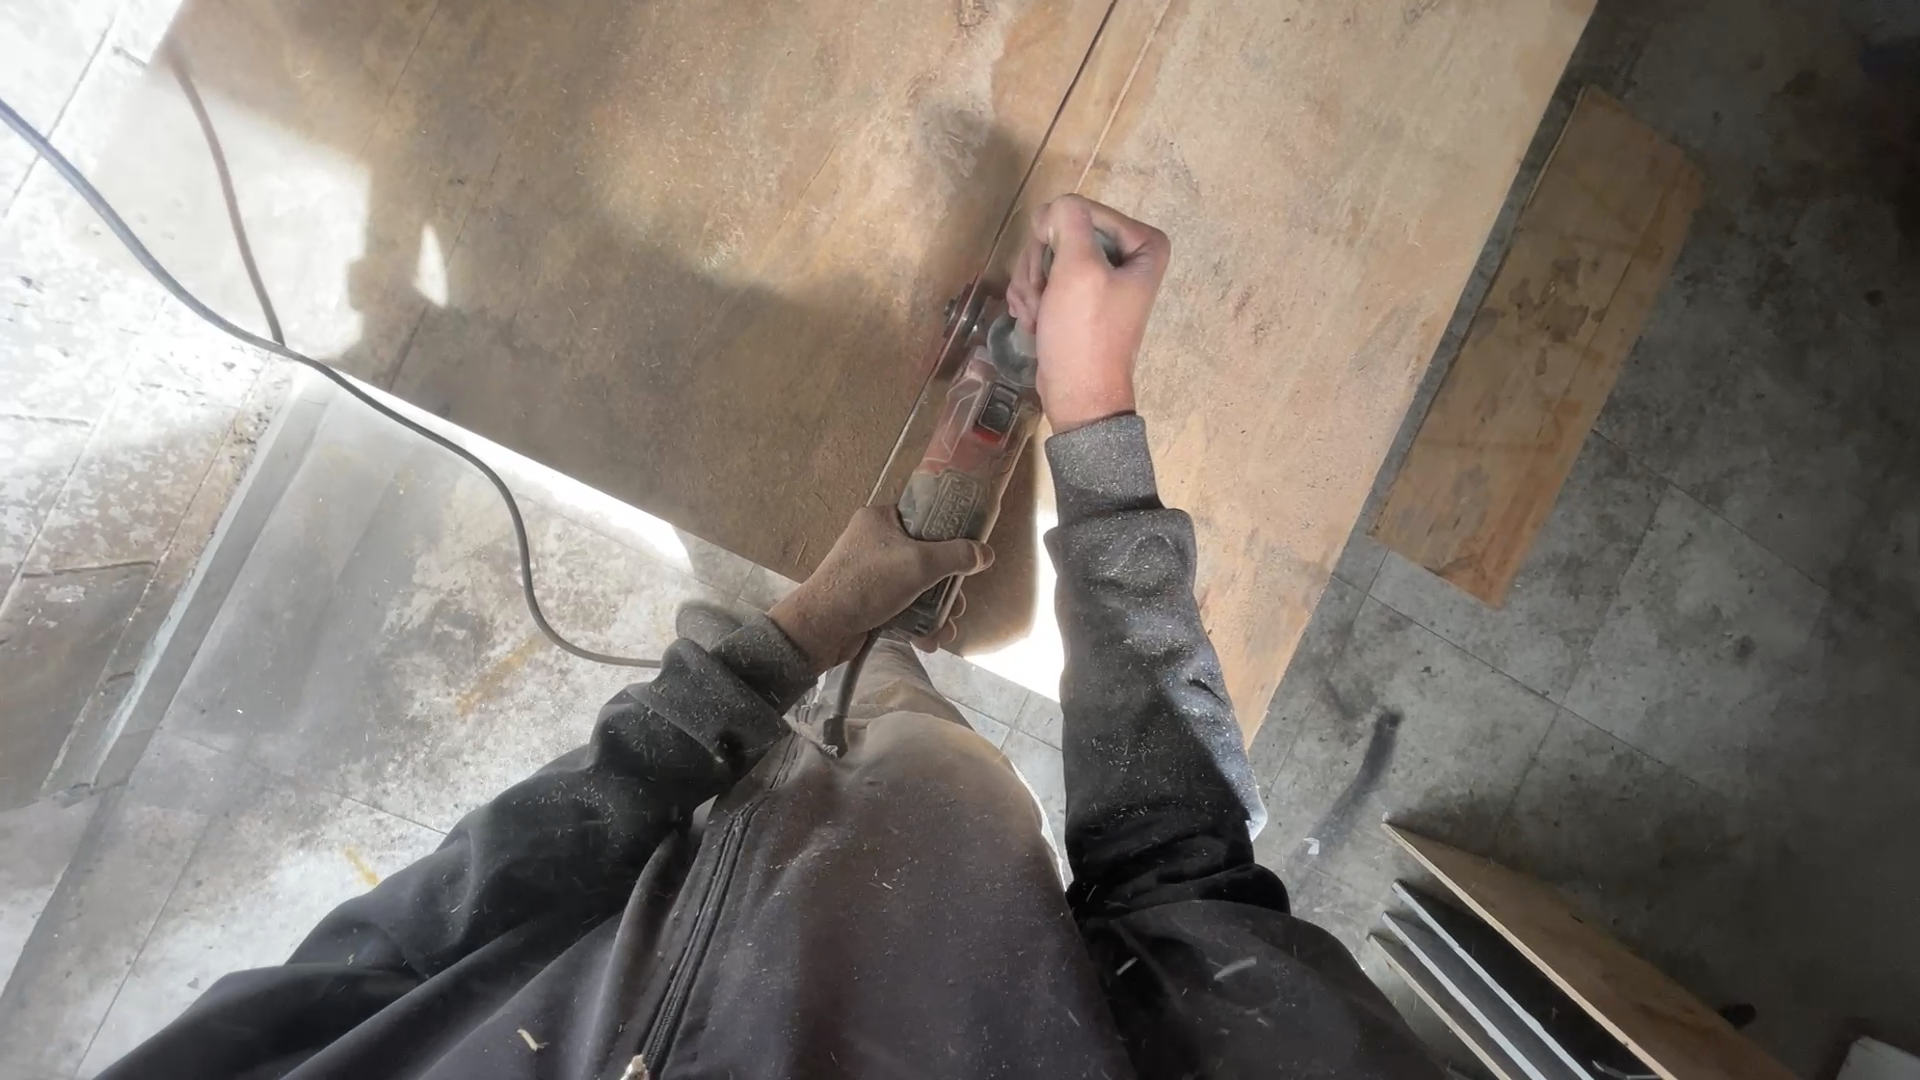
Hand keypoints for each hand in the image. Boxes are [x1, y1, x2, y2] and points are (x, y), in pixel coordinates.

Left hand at [768, 506, 993, 672]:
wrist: (821, 628)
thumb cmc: (869, 583)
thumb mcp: (920, 564)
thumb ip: (957, 556)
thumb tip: (986, 553)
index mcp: (881, 519)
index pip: (923, 516)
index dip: (949, 533)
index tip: (968, 551)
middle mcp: (875, 542)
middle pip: (927, 557)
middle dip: (947, 586)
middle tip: (958, 603)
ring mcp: (872, 573)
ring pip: (918, 587)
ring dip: (937, 610)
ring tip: (947, 630)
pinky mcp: (869, 601)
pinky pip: (904, 606)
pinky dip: (919, 623)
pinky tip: (930, 641)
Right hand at [1005, 195, 1169, 433]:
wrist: (1078, 396)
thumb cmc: (1085, 335)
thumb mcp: (1079, 269)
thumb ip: (1068, 221)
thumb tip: (1052, 211)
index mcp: (1143, 244)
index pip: (1080, 210)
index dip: (1056, 236)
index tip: (1052, 273)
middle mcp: (1126, 257)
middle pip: (1062, 234)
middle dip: (1041, 268)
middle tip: (1042, 300)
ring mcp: (1100, 280)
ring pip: (1047, 258)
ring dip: (1032, 287)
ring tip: (1038, 317)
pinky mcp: (1077, 301)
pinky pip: (1043, 281)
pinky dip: (1032, 301)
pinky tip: (1035, 323)